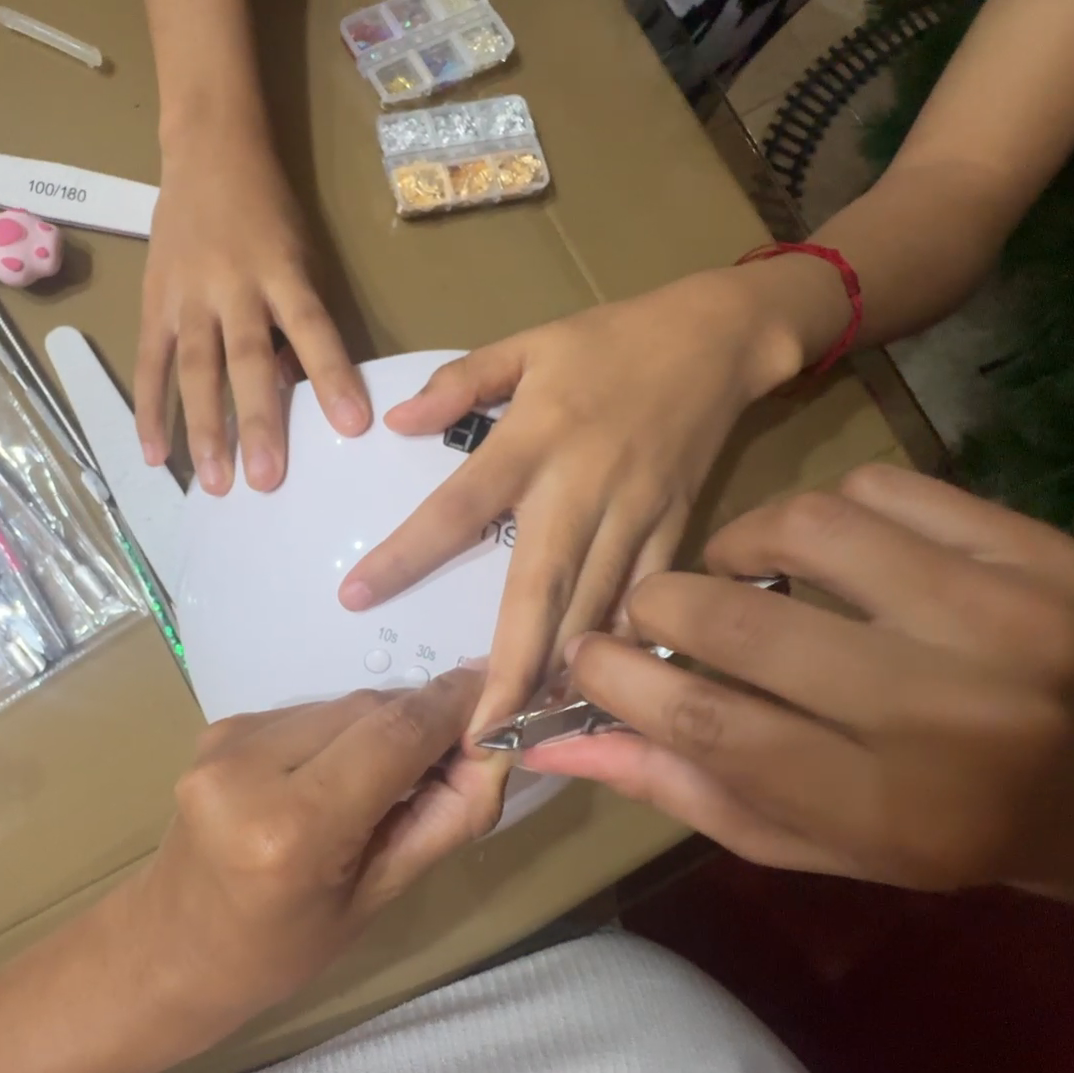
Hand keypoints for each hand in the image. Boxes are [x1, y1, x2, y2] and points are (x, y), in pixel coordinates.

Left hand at [114, 671, 506, 1033]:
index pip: (394, 735)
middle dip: (420, 721)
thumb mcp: (377, 898)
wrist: (172, 945)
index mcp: (290, 826)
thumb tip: (491, 749)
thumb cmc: (281, 947)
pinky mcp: (219, 726)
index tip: (496, 693)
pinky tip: (338, 772)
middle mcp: (248, 765)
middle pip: (368, 709)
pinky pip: (307, 711)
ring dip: (380, 726)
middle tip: (455, 752)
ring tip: (388, 778)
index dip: (453, 706)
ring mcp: (226, 739)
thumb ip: (445, 818)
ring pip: (339, 704)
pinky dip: (341, 731)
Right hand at [136, 140, 368, 494]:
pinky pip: (150, 363)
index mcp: (282, 271)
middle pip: (246, 360)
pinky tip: (156, 456)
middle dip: (257, 422)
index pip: (311, 328)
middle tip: (267, 481)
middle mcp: (233, 287)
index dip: (331, 376)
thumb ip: (298, 319)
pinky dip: (150, 410)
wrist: (207, 152)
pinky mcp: (153, 304)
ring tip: (214, 483)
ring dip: (203, 429)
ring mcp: (186, 297)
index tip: (352, 427)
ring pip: (195, 370)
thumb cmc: (269, 212)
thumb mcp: (300, 254)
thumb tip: (295, 391)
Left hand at [338, 265, 813, 729]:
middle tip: (476, 735)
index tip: (357, 597)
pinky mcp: (676, 531)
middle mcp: (581, 491)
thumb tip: (395, 422)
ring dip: (561, 674)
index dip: (407, 554)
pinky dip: (623, 649)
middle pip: (538, 588)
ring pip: (595, 607)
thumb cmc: (607, 342)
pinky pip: (647, 600)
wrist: (717, 338)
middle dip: (508, 668)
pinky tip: (600, 694)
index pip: (457, 507)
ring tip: (529, 733)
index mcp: (533, 441)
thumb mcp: (526, 345)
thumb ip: (460, 382)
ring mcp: (635, 517)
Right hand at [527, 464, 1073, 892]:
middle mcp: (958, 715)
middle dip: (661, 605)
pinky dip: (828, 510)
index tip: (581, 654)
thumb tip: (547, 745)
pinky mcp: (1047, 559)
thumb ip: (665, 781)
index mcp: (884, 804)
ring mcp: (1016, 625)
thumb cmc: (905, 824)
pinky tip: (839, 556)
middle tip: (657, 612)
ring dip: (742, 544)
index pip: (710, 724)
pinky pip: (878, 486)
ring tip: (745, 576)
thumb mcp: (779, 832)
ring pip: (807, 526)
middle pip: (745, 624)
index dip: (619, 680)